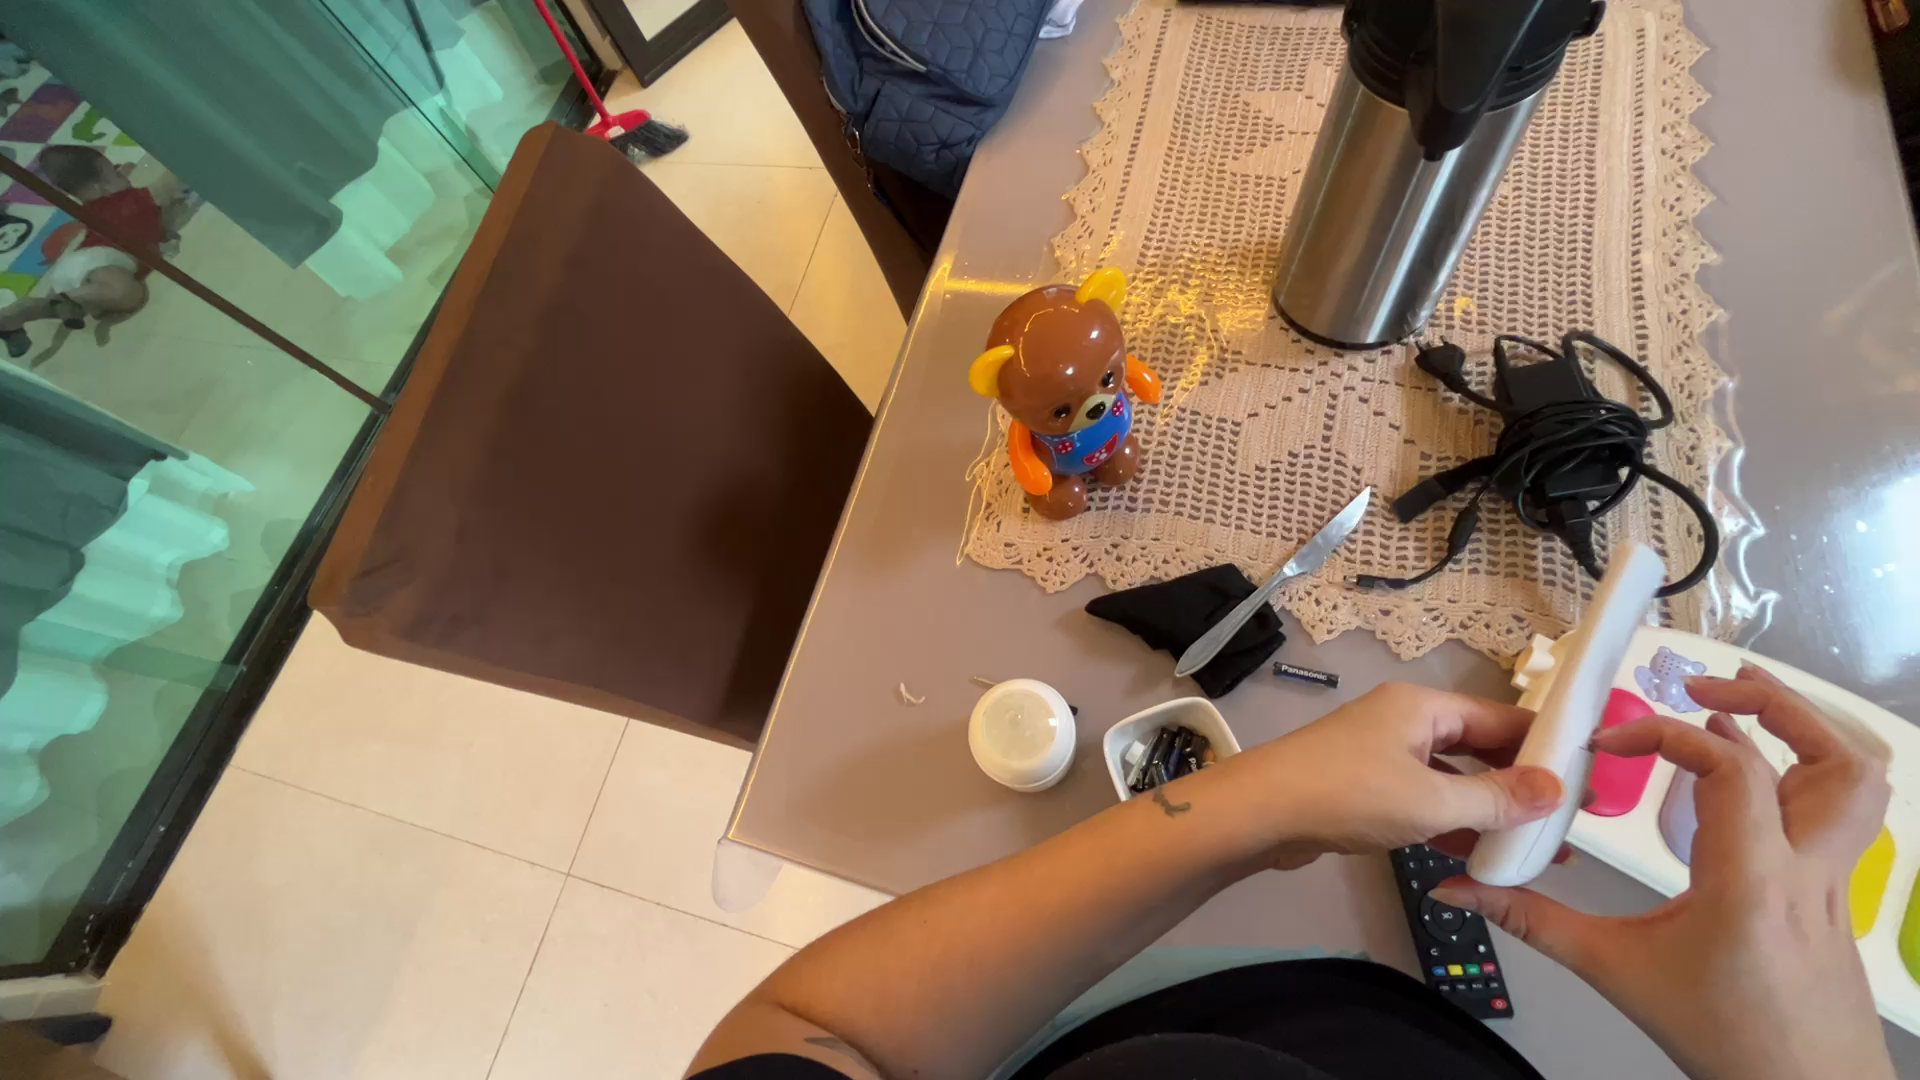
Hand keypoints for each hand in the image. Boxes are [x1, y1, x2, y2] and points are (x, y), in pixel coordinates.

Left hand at [1209, 682, 1563, 869]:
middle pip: (1478, 747)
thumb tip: (1558, 787)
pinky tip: (1484, 856)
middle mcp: (1403, 722)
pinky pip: (1424, 799)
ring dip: (1490, 810)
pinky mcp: (1367, 787)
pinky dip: (1452, 823)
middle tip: (1574, 825)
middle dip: (1523, 784)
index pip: (1501, 717)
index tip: (1594, 783)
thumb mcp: (1432, 798)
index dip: (1547, 748)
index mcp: (1421, 707)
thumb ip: (1497, 797)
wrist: (1262, 812)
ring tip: (1542, 850)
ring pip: (1453, 778)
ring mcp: (1382, 754)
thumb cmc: (1348, 793)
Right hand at [1430, 665, 1895, 1079]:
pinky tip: (1740, 755)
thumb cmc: (1720, 1034)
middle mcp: (1809, 870)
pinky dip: (1793, 764)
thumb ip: (1528, 919)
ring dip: (1806, 726)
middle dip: (1779, 705)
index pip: (1734, 771)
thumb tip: (1452, 887)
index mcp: (1751, 880)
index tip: (1607, 741)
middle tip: (1702, 682)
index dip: (1666, 735)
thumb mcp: (1610, 969)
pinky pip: (1830, 809)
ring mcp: (1833, 880)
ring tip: (1736, 694)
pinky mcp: (1830, 890)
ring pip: (1861, 782)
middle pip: (1841, 762)